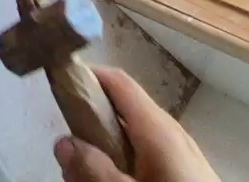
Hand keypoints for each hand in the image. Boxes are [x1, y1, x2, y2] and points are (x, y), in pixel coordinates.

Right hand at [54, 68, 220, 181]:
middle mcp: (172, 132)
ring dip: (106, 153)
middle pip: (121, 111)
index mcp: (157, 126)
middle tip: (70, 158)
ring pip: (134, 139)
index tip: (59, 90)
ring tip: (87, 180)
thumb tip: (62, 142)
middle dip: (90, 127)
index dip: (86, 77)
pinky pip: (150, 159)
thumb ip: (93, 170)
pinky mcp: (189, 176)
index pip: (116, 79)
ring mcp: (184, 156)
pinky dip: (126, 167)